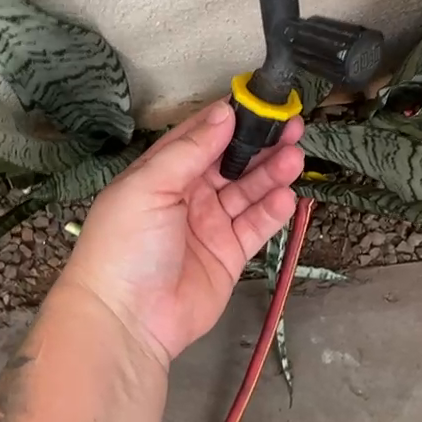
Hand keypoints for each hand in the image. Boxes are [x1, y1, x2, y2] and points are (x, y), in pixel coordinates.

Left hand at [56, 99, 303, 367]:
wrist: (127, 318)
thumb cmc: (126, 246)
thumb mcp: (149, 186)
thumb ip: (189, 150)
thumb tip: (224, 113)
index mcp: (162, 173)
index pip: (201, 136)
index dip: (231, 120)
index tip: (261, 103)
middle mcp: (187, 195)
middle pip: (231, 162)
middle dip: (261, 144)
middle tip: (292, 127)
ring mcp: (209, 225)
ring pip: (248, 191)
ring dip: (272, 174)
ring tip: (295, 158)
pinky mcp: (228, 255)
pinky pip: (255, 226)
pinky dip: (273, 211)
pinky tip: (286, 196)